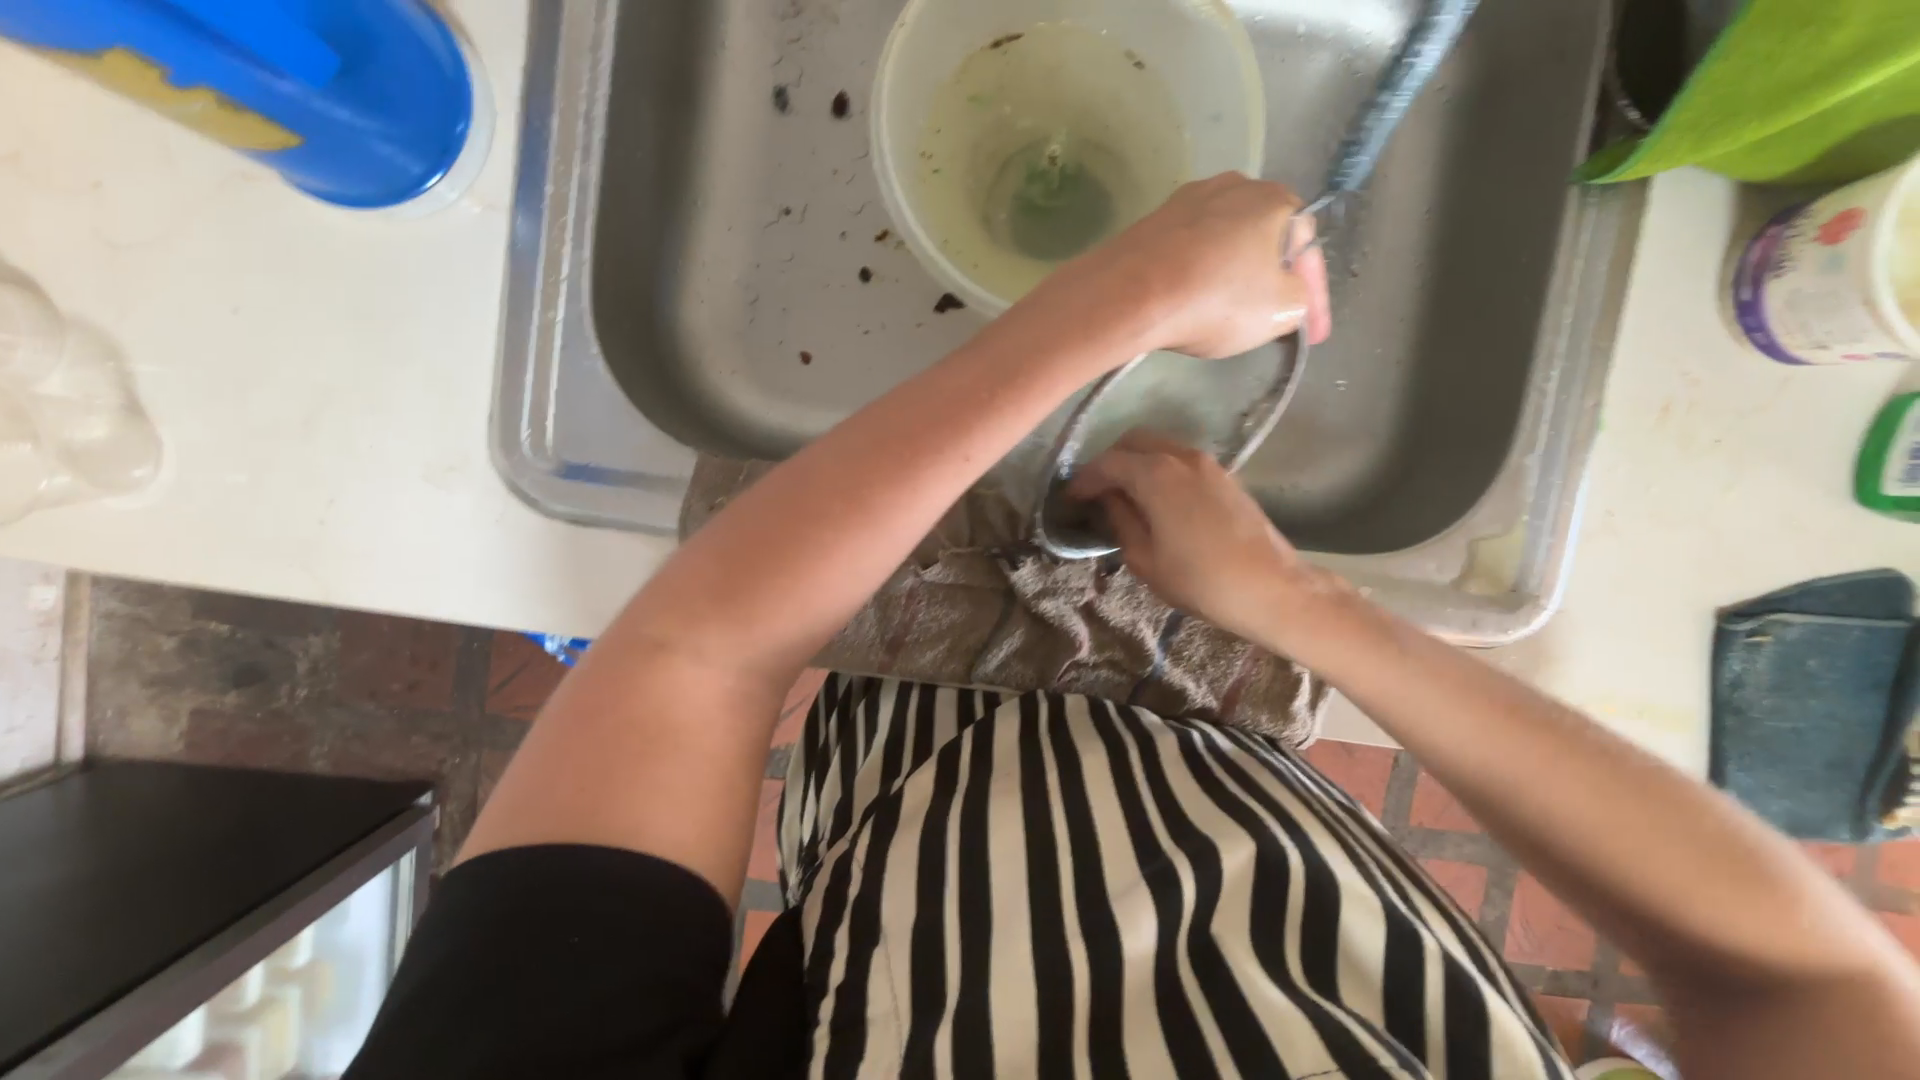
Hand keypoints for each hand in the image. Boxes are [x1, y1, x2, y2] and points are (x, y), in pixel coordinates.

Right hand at [1066, 430, 1350, 646]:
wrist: (1272, 588)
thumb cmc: (1201, 580)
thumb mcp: (1145, 559)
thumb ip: (1121, 521)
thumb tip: (1108, 500)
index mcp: (1157, 475)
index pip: (1108, 463)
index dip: (1084, 479)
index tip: (1069, 499)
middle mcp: (1182, 457)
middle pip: (1134, 441)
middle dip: (1109, 461)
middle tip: (1095, 492)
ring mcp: (1208, 463)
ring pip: (1159, 447)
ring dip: (1136, 463)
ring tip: (1122, 495)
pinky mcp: (1225, 476)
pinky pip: (1180, 460)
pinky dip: (1159, 470)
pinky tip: (1154, 499)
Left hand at [1079, 173, 1331, 357]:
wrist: (1130, 294)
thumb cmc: (1217, 299)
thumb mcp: (1281, 311)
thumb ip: (1300, 299)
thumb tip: (1288, 294)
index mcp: (1276, 199)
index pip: (1308, 250)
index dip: (1314, 298)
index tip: (1313, 336)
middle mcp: (1233, 186)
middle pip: (1264, 241)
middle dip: (1272, 281)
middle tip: (1274, 319)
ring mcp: (1185, 201)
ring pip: (1224, 246)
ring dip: (1232, 277)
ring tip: (1230, 314)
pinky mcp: (1149, 223)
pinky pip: (1187, 253)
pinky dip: (1196, 277)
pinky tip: (1191, 302)